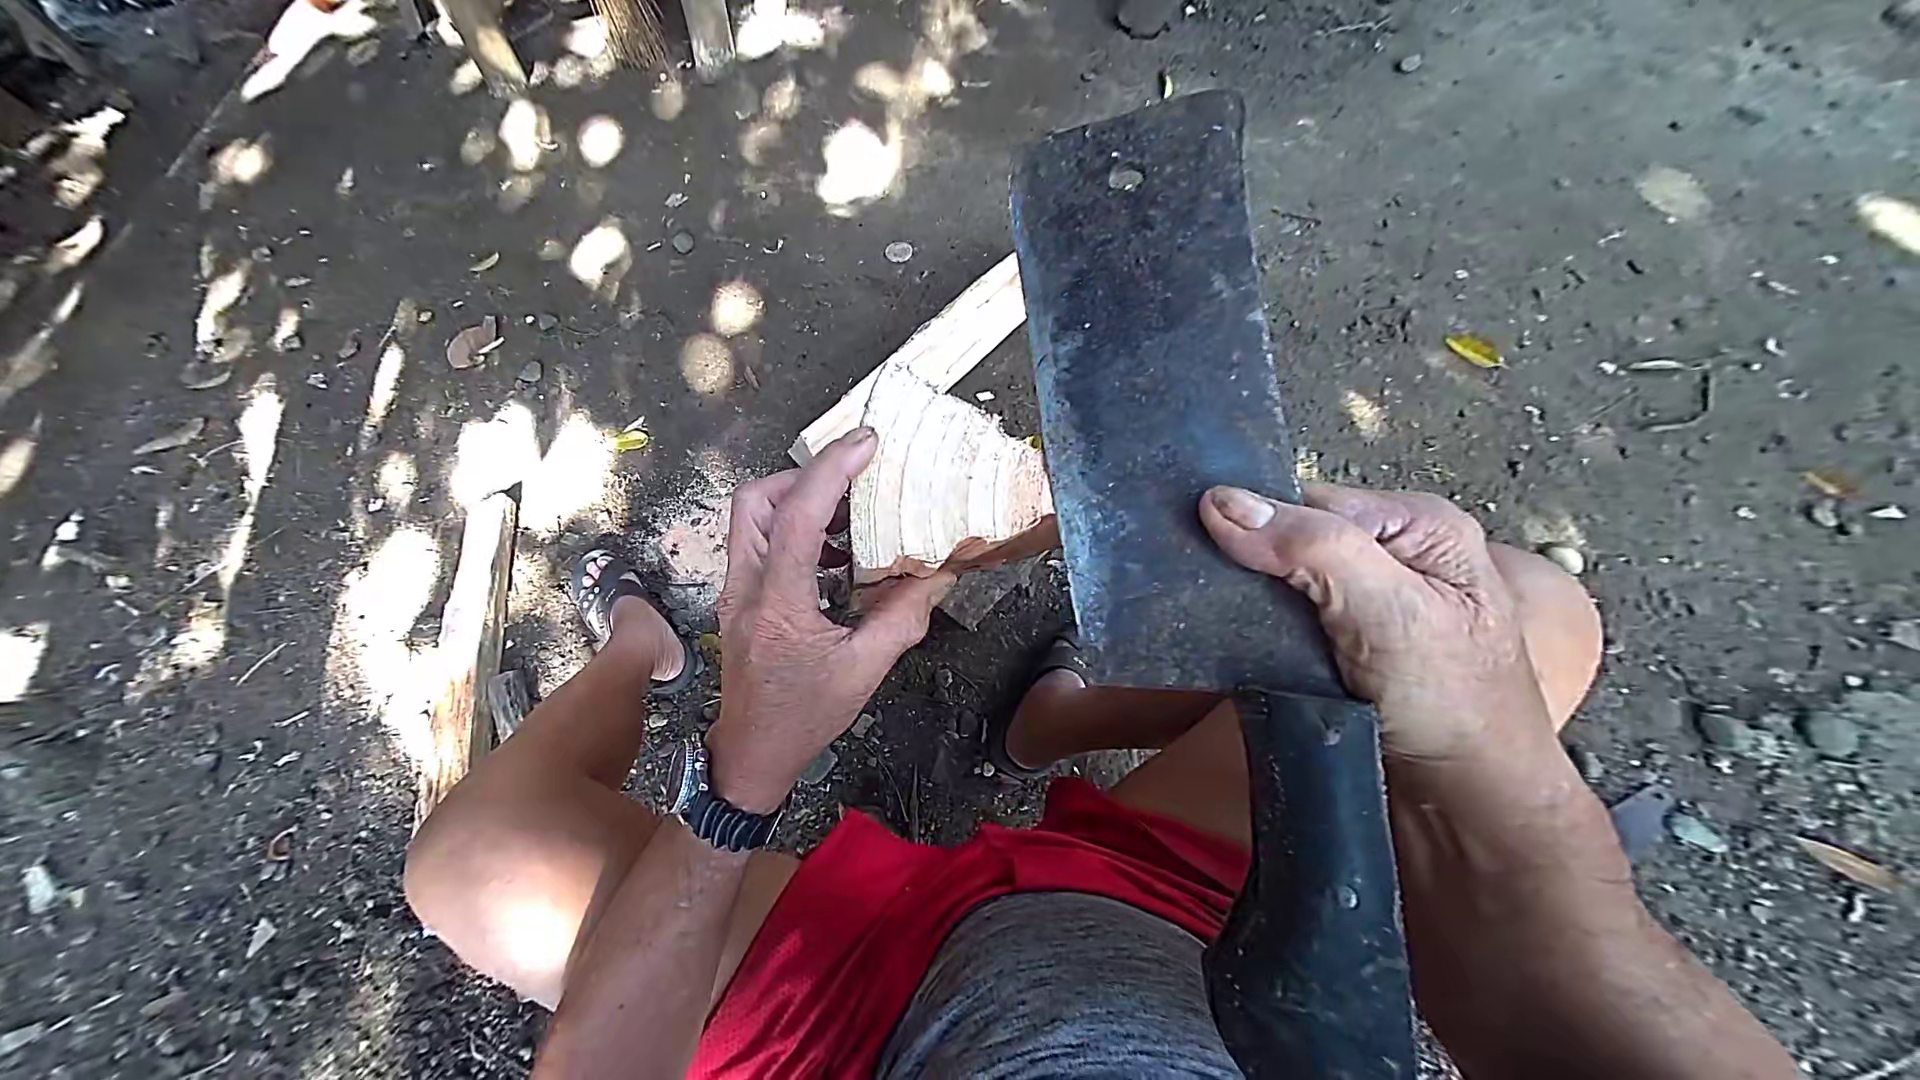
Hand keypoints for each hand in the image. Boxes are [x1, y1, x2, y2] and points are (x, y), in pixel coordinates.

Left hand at [706, 429, 953, 810]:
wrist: (751, 753)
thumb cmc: (803, 716)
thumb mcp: (864, 669)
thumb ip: (903, 616)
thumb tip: (938, 574)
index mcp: (778, 603)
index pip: (797, 516)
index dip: (832, 471)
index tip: (865, 444)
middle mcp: (746, 586)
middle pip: (755, 500)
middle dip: (803, 476)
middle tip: (851, 478)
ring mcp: (736, 590)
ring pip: (752, 517)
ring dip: (797, 500)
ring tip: (848, 513)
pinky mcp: (741, 597)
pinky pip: (760, 541)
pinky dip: (794, 528)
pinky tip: (833, 552)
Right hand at [1198, 482, 1552, 763]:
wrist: (1457, 799)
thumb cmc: (1451, 706)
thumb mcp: (1388, 610)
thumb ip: (1314, 548)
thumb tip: (1223, 502)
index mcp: (1415, 524)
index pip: (1304, 500)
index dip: (1257, 522)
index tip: (1217, 552)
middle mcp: (1387, 550)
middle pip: (1288, 531)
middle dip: (1248, 557)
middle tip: (1221, 592)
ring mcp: (1358, 594)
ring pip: (1276, 571)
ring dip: (1245, 592)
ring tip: (1226, 615)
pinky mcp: (1334, 631)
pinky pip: (1276, 607)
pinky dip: (1251, 618)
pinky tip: (1240, 632)